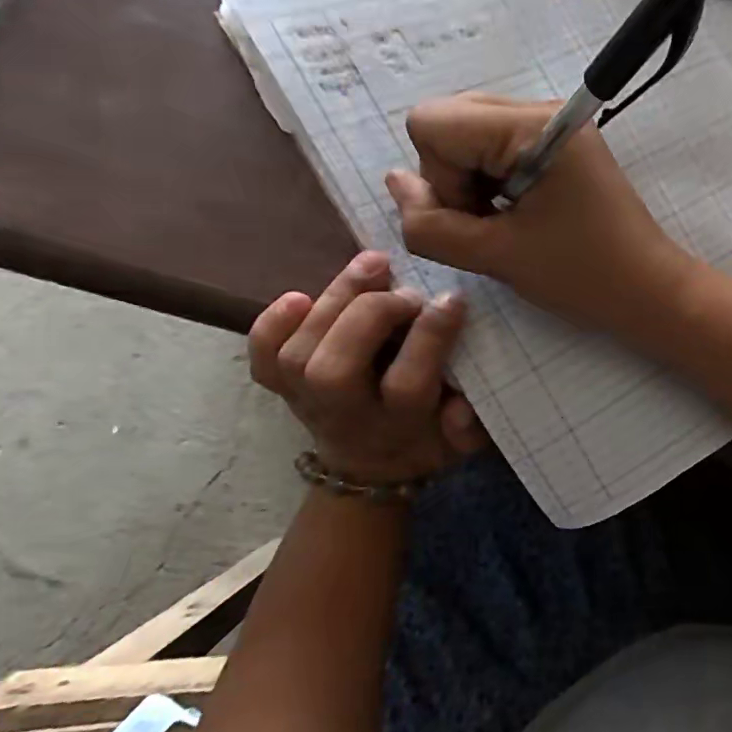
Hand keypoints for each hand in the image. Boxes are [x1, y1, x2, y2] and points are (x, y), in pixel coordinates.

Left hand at [249, 251, 483, 484]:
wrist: (368, 465)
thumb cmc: (424, 440)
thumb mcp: (460, 442)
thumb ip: (469, 429)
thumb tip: (461, 407)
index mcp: (395, 426)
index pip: (406, 384)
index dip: (430, 337)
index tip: (453, 299)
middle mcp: (343, 414)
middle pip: (336, 368)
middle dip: (370, 315)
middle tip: (406, 288)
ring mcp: (304, 399)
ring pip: (299, 353)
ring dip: (333, 301)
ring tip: (371, 266)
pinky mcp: (280, 385)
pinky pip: (262, 355)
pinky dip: (272, 323)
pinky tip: (301, 297)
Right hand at [386, 92, 697, 333]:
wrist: (649, 290)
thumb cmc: (582, 276)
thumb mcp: (495, 256)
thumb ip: (430, 223)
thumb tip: (393, 182)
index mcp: (530, 125)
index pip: (432, 122)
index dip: (439, 178)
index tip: (478, 218)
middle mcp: (538, 109)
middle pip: (447, 124)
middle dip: (453, 179)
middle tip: (492, 224)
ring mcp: (549, 124)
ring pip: (466, 138)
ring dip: (470, 185)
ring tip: (509, 224)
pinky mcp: (555, 145)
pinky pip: (493, 150)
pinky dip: (490, 184)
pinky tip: (519, 215)